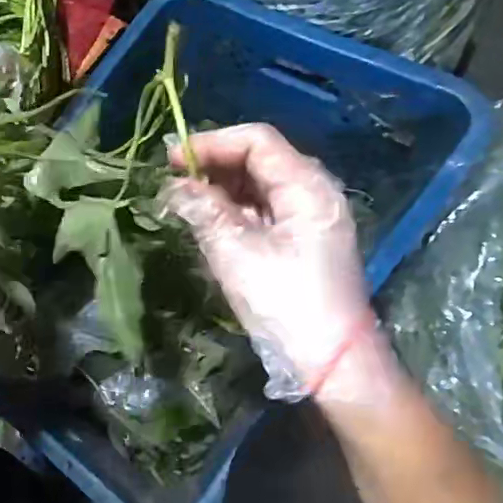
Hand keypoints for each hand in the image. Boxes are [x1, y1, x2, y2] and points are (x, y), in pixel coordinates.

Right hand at [162, 124, 399, 405]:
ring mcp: (310, 218)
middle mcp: (314, 193)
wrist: (330, 361)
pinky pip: (265, 211)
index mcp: (306, 187)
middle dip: (214, 164)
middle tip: (172, 180)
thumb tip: (174, 185)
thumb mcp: (236, 253)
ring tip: (183, 201)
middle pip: (260, 159)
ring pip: (260, 186)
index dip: (211, 143)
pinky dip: (235, 210)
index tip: (171, 160)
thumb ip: (204, 211)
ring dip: (221, 188)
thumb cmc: (284, 302)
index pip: (257, 141)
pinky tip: (208, 221)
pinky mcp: (303, 242)